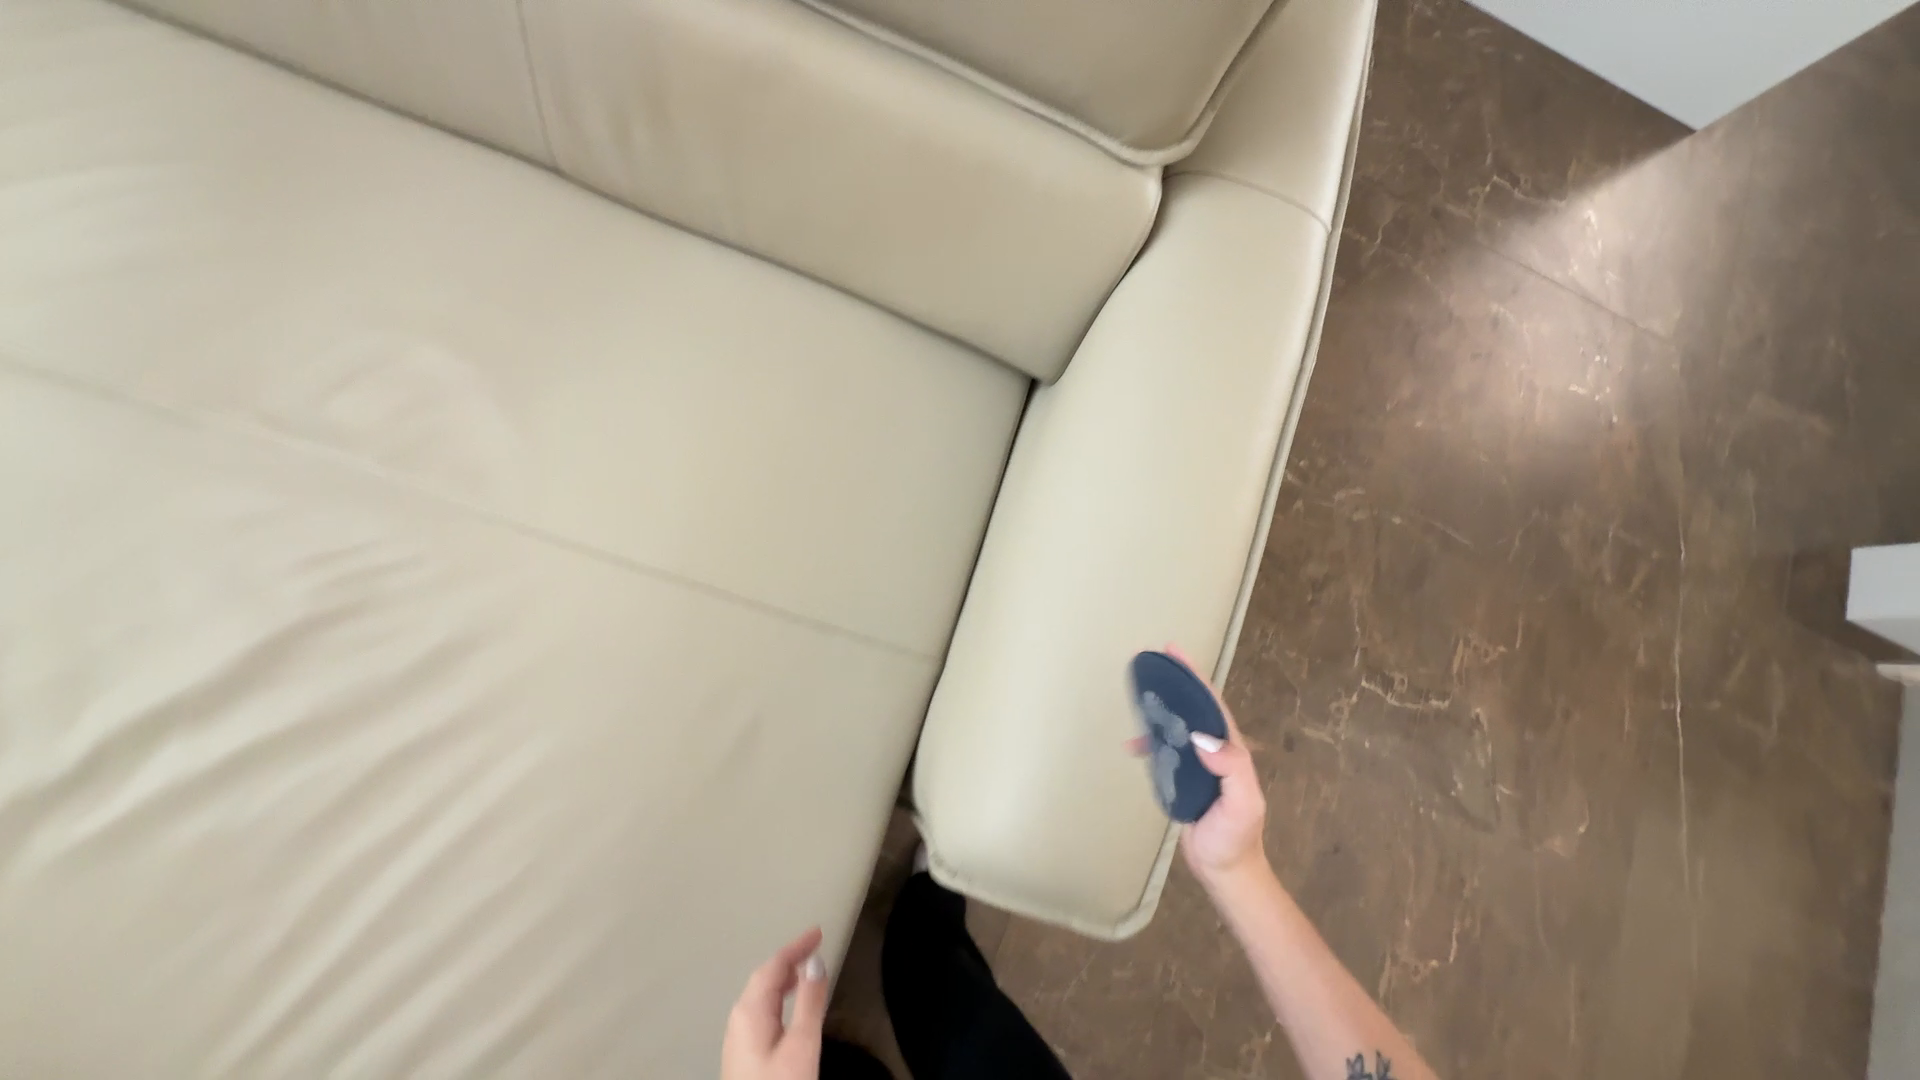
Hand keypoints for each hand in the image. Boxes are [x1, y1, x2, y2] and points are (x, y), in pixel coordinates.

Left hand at [721, 927, 828, 1079]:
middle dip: (789, 958)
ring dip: (783, 977)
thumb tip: (815, 961)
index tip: (818, 931)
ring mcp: (737, 1037)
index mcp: (750, 1010)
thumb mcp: (803, 1043)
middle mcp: (738, 1019)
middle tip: (815, 944)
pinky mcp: (742, 1054)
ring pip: (760, 994)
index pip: (774, 965)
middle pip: (763, 977)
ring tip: (807, 969)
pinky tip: (789, 1004)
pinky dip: (777, 996)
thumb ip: (810, 1000)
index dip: (796, 945)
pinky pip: (760, 1010)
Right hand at [1127, 646, 1269, 888]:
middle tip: (1153, 660)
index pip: (1210, 703)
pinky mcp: (1183, 777)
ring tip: (1139, 690)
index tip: (1174, 652)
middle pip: (1193, 707)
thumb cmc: (1235, 837)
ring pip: (1177, 724)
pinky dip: (1149, 740)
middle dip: (1176, 681)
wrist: (1224, 869)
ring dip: (1161, 706)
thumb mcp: (1243, 803)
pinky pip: (1165, 748)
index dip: (1194, 677)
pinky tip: (1133, 742)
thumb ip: (1231, 768)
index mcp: (1230, 748)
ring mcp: (1198, 763)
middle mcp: (1215, 749)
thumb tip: (1201, 737)